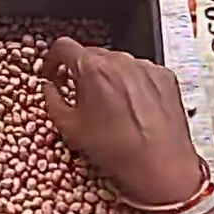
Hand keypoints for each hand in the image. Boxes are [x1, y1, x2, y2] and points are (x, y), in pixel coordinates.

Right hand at [39, 37, 206, 205]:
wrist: (160, 166)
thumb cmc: (115, 149)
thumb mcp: (69, 127)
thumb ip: (52, 99)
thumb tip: (49, 88)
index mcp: (93, 69)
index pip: (63, 47)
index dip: (52, 59)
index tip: (53, 71)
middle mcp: (120, 62)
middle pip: (90, 53)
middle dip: (79, 70)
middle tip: (76, 91)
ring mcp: (145, 68)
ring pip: (116, 61)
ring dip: (105, 75)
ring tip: (106, 103)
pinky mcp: (164, 77)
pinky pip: (139, 71)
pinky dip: (130, 82)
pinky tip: (129, 106)